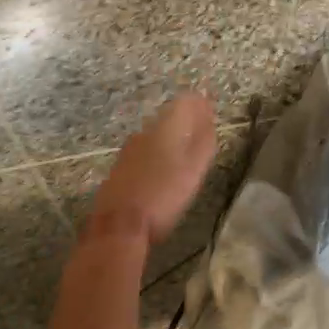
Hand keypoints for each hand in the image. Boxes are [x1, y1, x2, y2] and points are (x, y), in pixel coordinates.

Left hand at [91, 93, 216, 243]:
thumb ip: (204, 141)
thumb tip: (209, 120)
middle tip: (202, 139)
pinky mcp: (117, 170)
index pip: (186, 100)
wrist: (118, 228)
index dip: (201, 105)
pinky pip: (142, 153)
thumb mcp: (195, 168)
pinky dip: (155, 157)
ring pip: (154, 135)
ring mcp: (127, 151)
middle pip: (168, 117)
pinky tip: (160, 176)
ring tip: (183, 160)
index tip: (211, 117)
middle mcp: (144, 132)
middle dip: (187, 123)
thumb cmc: (164, 195)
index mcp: (166, 127)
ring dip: (170, 141)